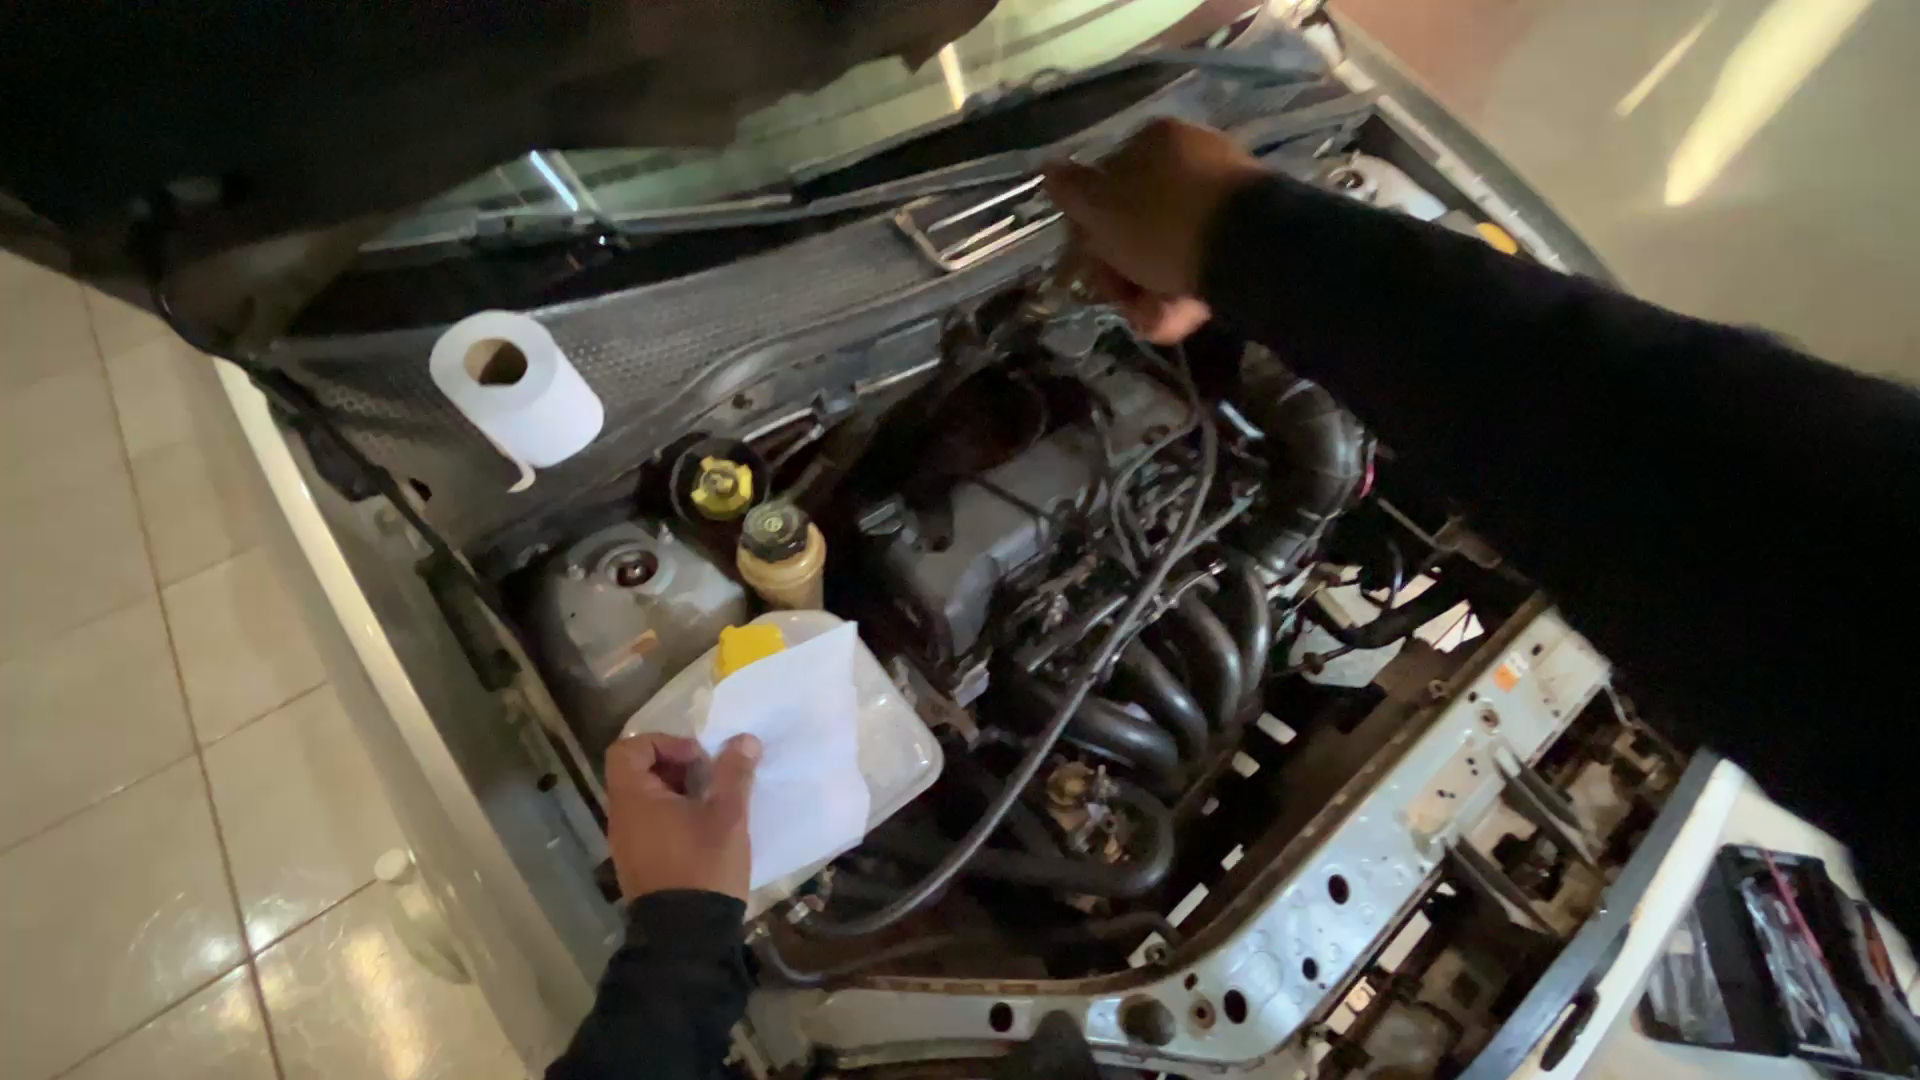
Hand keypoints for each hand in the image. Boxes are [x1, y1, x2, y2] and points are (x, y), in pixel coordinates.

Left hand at [605, 732, 760, 900]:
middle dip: (679, 765)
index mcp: (635, 800)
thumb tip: (744, 740)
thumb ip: (734, 772)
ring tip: (715, 803)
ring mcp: (628, 843)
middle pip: (639, 771)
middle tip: (713, 778)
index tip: (697, 758)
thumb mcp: (727, 814)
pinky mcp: (640, 862)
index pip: (629, 749)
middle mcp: (623, 818)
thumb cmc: (703, 865)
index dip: (664, 743)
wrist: (687, 937)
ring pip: (648, 798)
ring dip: (681, 791)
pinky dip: (676, 814)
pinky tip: (707, 828)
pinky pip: (652, 822)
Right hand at [1042, 118, 1266, 343]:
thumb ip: (1073, 192)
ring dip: (1151, 291)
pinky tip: (1183, 311)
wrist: (1247, 249)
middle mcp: (1188, 159)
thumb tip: (1047, 168)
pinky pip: (1198, 264)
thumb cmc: (1162, 225)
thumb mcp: (1103, 211)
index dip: (1090, 237)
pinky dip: (1185, 292)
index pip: (1104, 190)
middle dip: (1123, 272)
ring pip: (1165, 253)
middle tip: (1122, 298)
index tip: (1089, 271)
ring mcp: (1219, 195)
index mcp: (1152, 142)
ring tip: (1155, 315)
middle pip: (1135, 227)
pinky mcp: (1243, 232)